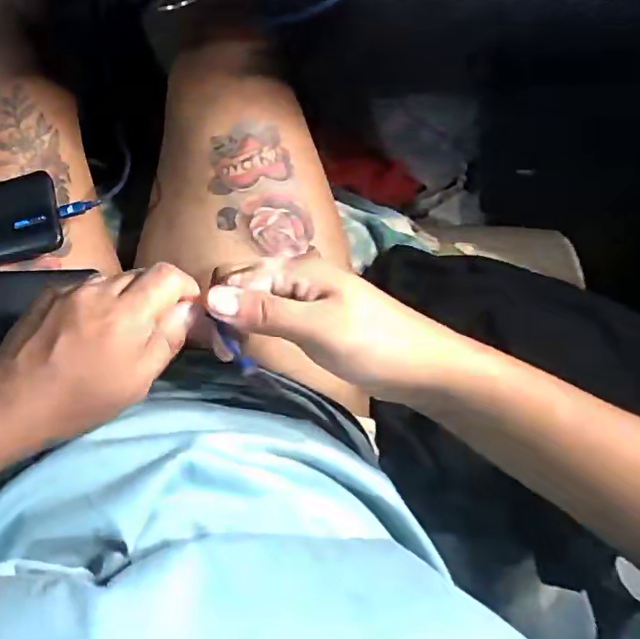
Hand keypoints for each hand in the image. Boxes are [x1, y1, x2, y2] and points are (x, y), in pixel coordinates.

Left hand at [0, 264, 200, 441]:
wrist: (14, 399)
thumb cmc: (82, 399)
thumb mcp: (137, 380)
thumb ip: (167, 338)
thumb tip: (188, 309)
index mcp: (127, 310)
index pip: (167, 273)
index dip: (184, 287)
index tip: (184, 309)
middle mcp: (99, 288)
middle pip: (139, 275)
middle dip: (153, 294)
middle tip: (150, 326)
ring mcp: (70, 288)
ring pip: (110, 280)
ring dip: (122, 298)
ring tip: (113, 331)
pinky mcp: (48, 293)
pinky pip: (83, 288)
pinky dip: (94, 302)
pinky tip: (83, 330)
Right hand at [203, 252, 464, 400]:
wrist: (430, 370)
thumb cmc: (375, 345)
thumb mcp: (316, 329)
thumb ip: (264, 312)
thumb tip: (209, 298)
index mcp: (295, 268)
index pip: (235, 278)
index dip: (218, 307)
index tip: (217, 345)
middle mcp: (295, 273)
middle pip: (241, 285)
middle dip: (224, 314)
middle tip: (224, 353)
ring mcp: (304, 294)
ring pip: (253, 300)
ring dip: (238, 323)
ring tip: (234, 353)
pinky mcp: (310, 314)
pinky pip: (269, 313)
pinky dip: (255, 328)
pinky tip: (253, 347)